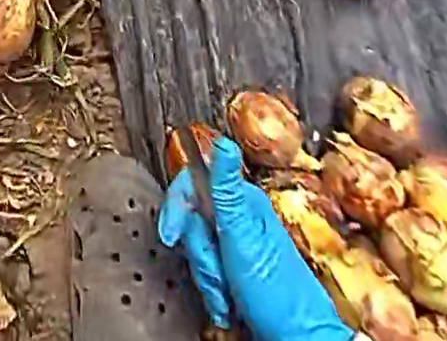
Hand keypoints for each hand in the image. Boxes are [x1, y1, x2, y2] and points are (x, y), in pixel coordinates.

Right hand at [158, 137, 352, 340]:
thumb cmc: (276, 291)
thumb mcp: (244, 234)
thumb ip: (227, 187)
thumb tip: (223, 142)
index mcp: (243, 199)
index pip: (193, 182)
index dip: (176, 206)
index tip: (170, 234)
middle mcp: (239, 216)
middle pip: (192, 219)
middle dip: (199, 253)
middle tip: (218, 272)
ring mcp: (237, 244)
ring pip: (197, 248)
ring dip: (206, 276)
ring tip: (227, 295)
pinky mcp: (235, 270)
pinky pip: (206, 272)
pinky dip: (212, 292)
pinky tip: (227, 304)